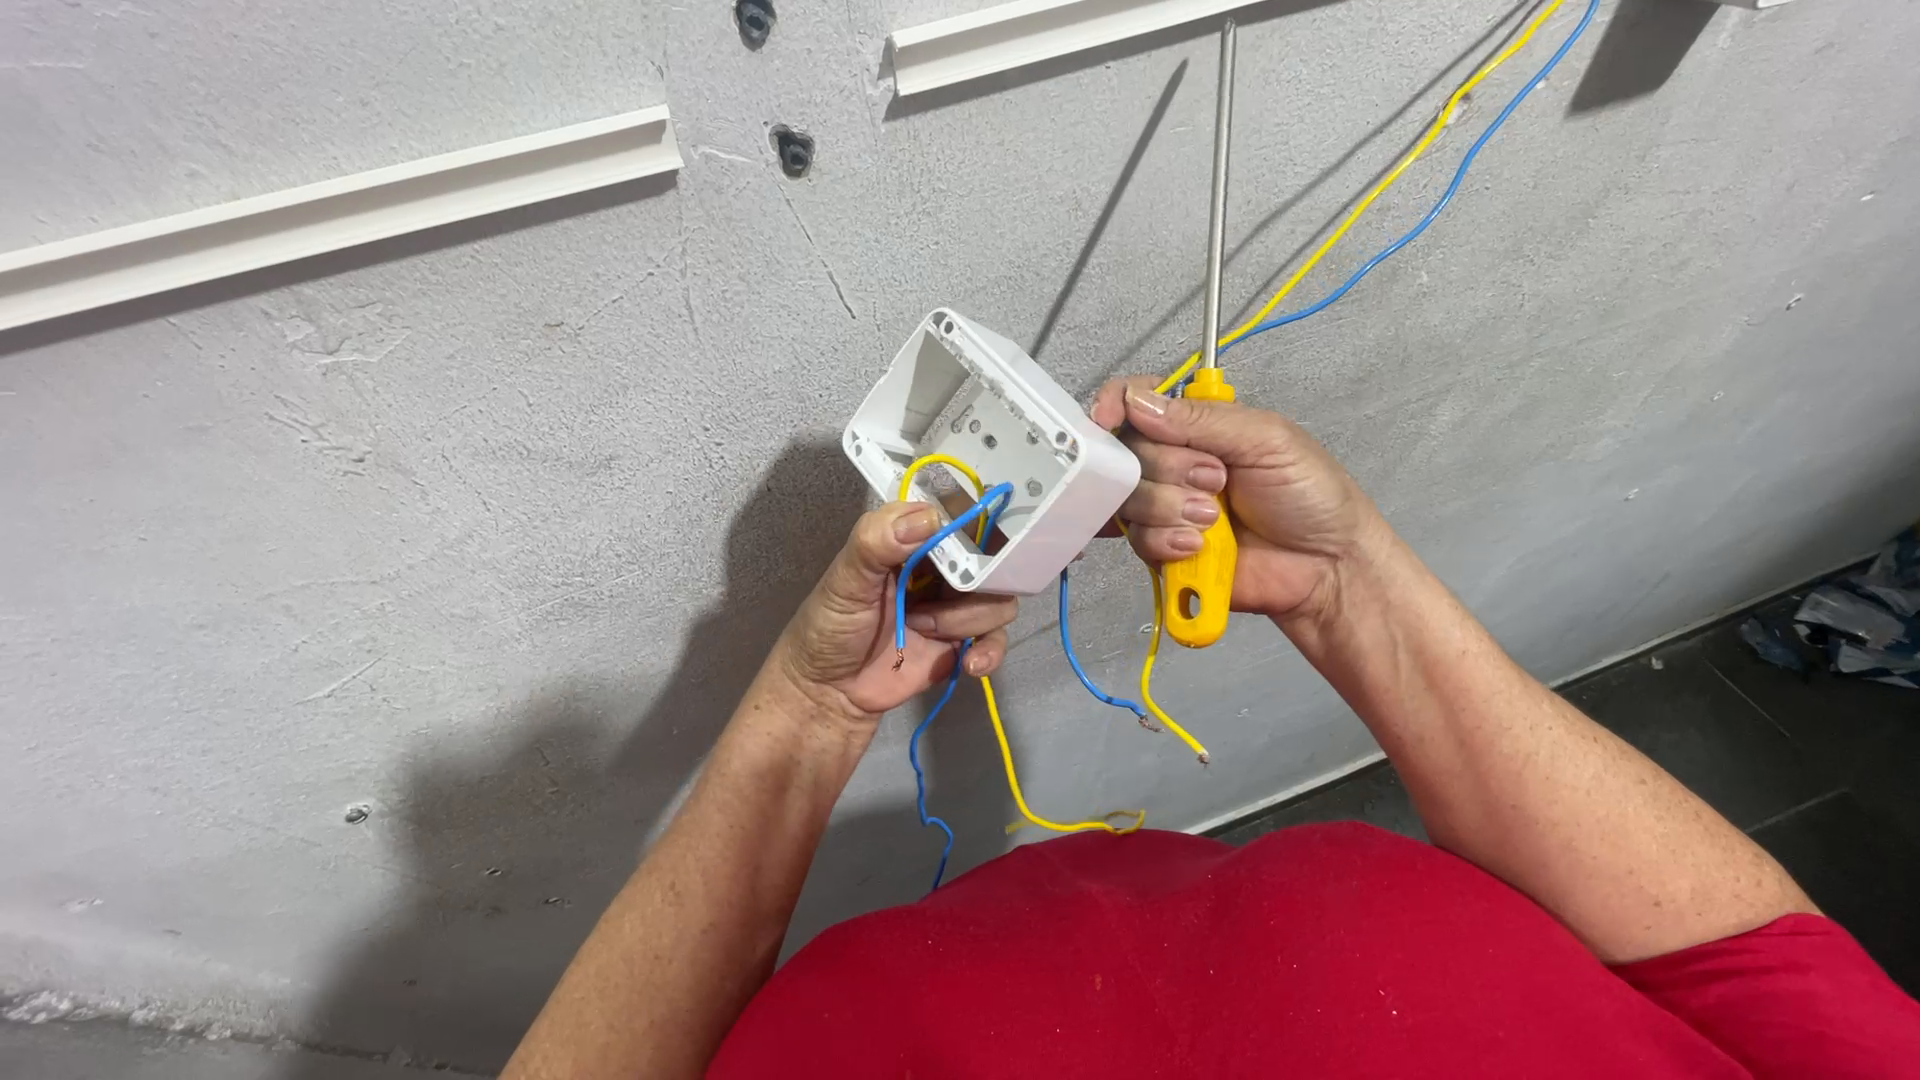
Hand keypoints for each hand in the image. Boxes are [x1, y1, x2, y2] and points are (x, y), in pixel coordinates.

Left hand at [773, 502, 1018, 722]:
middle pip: (990, 562)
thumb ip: (877, 542)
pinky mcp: (962, 643)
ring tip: (922, 630)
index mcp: (912, 542)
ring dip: (965, 619)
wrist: (829, 691)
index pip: (958, 520)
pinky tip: (970, 664)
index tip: (961, 548)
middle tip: (944, 596)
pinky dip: (991, 651)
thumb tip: (930, 517)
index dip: (970, 530)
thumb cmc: (830, 626)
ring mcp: (955, 607)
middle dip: (973, 584)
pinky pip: (996, 640)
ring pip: (998, 601)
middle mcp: (940, 570)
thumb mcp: (845, 579)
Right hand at [1091, 376, 1381, 623]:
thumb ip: (1202, 418)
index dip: (1116, 407)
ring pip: (1128, 499)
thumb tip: (1137, 402)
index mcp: (1198, 426)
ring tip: (1215, 520)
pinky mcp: (1163, 548)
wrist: (1326, 566)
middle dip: (1169, 468)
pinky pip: (1138, 540)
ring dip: (1171, 508)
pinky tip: (1200, 546)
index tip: (1110, 420)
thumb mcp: (1267, 440)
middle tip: (1216, 480)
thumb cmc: (1311, 496)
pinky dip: (1167, 541)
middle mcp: (1174, 464)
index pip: (1138, 402)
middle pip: (1127, 453)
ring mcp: (1166, 507)